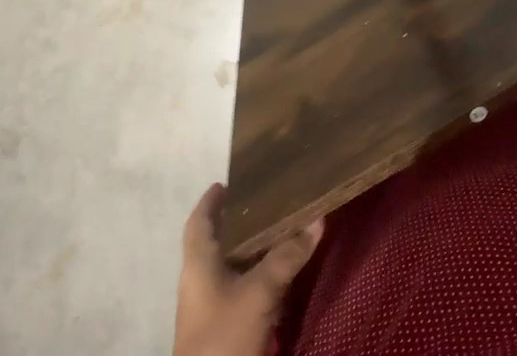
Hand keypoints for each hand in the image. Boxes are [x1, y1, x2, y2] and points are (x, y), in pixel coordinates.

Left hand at [173, 184, 323, 355]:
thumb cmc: (224, 334)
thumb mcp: (259, 292)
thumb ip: (287, 255)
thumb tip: (317, 217)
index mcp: (198, 263)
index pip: (199, 221)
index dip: (211, 200)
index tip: (230, 181)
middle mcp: (200, 279)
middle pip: (216, 240)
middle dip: (238, 220)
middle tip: (268, 200)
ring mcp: (210, 303)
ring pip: (230, 264)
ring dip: (250, 247)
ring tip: (280, 227)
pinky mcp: (223, 322)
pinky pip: (240, 285)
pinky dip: (256, 272)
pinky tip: (279, 270)